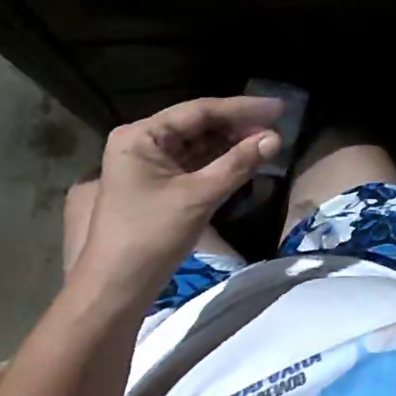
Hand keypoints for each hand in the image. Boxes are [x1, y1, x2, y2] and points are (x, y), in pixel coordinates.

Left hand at [78, 97, 282, 287]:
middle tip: (278, 125)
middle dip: (237, 127)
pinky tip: (246, 159)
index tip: (278, 107)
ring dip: (231, 144)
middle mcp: (141, 142)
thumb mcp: (198, 197)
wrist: (117, 288)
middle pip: (197, 125)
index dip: (241, 108)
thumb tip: (274, 139)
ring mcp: (148, 164)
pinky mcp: (157, 185)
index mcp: (140, 135)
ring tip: (269, 141)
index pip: (198, 111)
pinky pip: (192, 164)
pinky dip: (219, 162)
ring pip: (197, 145)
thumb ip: (237, 164)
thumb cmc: (151, 237)